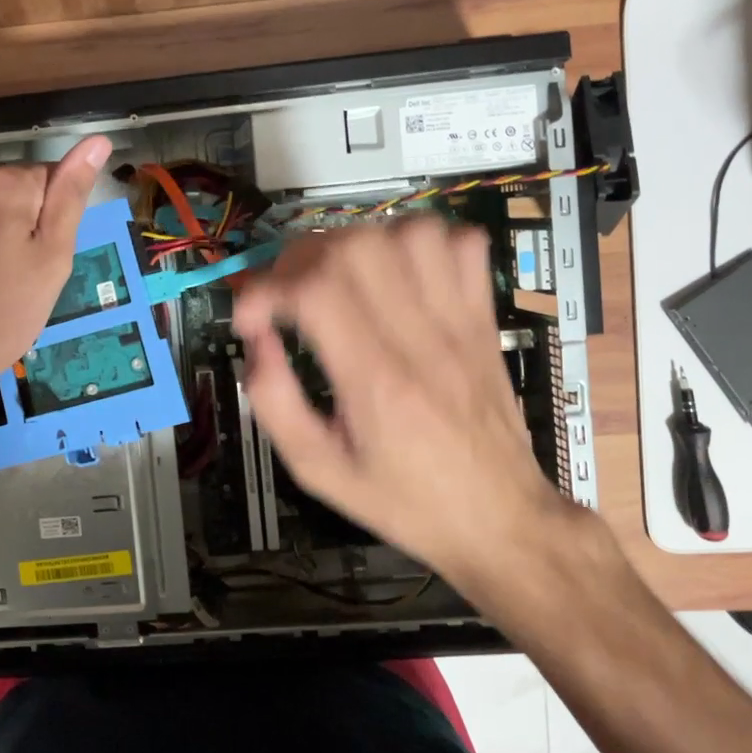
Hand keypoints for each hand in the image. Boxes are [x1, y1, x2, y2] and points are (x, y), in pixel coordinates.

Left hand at [0, 136, 111, 431]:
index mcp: (7, 185)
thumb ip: (70, 197)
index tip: (39, 260)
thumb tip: (96, 141)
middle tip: (12, 276)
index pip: (47, 179)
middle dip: (13, 221)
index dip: (49, 220)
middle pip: (5, 189)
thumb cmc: (0, 318)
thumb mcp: (52, 262)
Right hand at [231, 217, 565, 580]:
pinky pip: (461, 244)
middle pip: (355, 247)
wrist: (502, 520)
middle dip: (301, 257)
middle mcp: (419, 338)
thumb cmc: (406, 501)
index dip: (265, 290)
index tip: (250, 318)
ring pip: (407, 233)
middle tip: (288, 293)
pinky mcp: (483, 317)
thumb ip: (275, 404)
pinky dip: (419, 241)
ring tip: (338, 277)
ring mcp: (459, 321)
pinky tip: (395, 271)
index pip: (314, 290)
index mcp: (375, 380)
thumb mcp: (319, 472)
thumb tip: (256, 342)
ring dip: (357, 242)